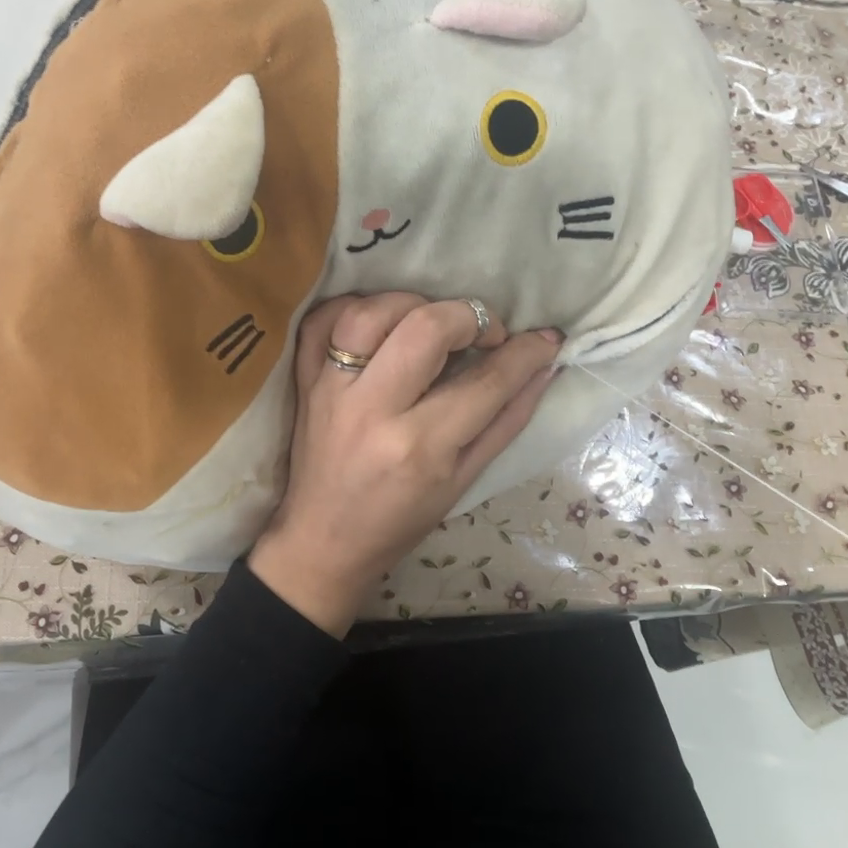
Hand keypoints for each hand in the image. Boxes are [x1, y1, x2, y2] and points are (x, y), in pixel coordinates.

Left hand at [248, 292, 562, 636]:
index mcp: (419, 448)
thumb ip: (506, 421)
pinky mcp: (304, 383)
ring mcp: (330, 392)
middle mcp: (372, 411)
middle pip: (425, 328)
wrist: (324, 542)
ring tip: (429, 324)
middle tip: (482, 335)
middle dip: (469, 317)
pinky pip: (319, 323)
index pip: (485, 382)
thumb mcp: (463, 481)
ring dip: (410, 305)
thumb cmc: (399, 521)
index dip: (524, 353)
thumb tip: (543, 367)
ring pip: (369, 314)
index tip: (543, 340)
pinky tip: (378, 323)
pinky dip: (350, 308)